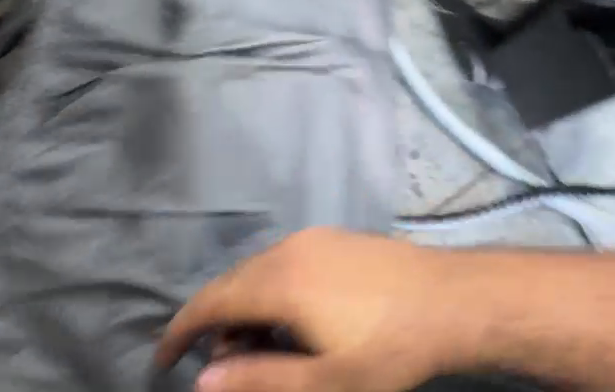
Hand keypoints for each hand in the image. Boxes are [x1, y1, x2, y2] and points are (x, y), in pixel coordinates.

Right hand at [155, 228, 469, 391]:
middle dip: (213, 323)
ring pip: (258, 270)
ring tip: (256, 350)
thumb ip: (258, 380)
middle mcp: (288, 249)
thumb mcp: (322, 383)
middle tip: (216, 367)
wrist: (452, 300)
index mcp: (279, 281)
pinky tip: (290, 321)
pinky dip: (269, 291)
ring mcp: (314, 238)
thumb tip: (202, 380)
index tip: (162, 361)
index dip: (181, 330)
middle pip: (232, 282)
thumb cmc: (386, 350)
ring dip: (244, 307)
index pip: (211, 301)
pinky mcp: (335, 238)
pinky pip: (283, 261)